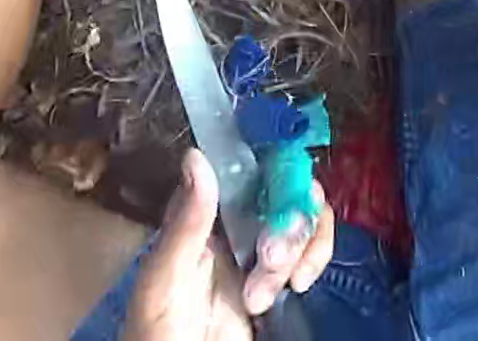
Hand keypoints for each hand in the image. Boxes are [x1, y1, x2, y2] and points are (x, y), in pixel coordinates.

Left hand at [121, 151, 336, 340]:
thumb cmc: (162, 339)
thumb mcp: (164, 286)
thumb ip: (185, 225)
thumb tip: (196, 155)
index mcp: (202, 208)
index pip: (243, 158)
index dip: (270, 156)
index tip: (282, 179)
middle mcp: (236, 216)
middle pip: (283, 181)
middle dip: (287, 216)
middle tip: (269, 259)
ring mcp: (262, 242)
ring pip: (302, 208)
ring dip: (297, 244)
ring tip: (265, 294)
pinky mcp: (284, 269)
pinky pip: (315, 239)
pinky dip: (316, 253)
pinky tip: (299, 284)